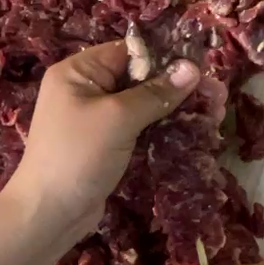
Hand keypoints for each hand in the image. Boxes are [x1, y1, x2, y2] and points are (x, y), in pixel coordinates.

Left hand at [2, 41, 198, 238]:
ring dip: (170, 109)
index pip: (126, 52)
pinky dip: (158, 128)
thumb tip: (193, 68)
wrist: (49, 213)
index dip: (162, 58)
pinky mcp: (102, 145)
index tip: (201, 68)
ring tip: (211, 112)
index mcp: (77, 72)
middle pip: (135, 78)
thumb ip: (155, 93)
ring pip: (138, 105)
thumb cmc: (78, 156)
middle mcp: (82, 90)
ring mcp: (92, 119)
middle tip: (215, 95)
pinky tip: (188, 131)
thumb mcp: (118, 118)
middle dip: (173, 86)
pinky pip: (135, 128)